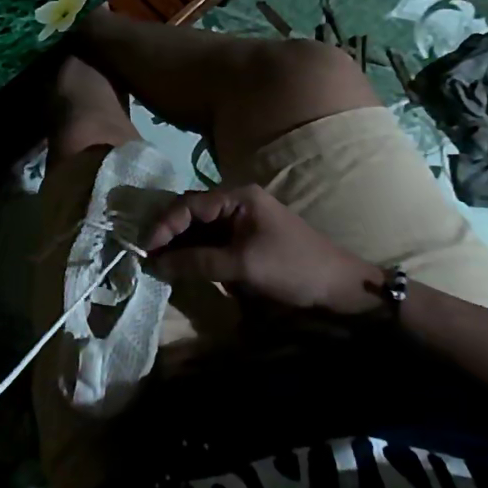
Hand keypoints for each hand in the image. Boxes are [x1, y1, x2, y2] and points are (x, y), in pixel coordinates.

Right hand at [144, 185, 383, 315]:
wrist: (341, 289)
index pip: (189, 204)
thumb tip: (156, 264)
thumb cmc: (293, 268)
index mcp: (238, 197)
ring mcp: (240, 221)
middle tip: (148, 253)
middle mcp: (236, 203)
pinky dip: (192, 252)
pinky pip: (209, 241)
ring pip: (197, 227)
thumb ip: (197, 262)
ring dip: (178, 243)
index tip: (147, 248)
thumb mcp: (243, 265)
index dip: (164, 225)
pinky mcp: (243, 240)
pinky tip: (179, 265)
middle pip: (190, 211)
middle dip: (167, 231)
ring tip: (158, 261)